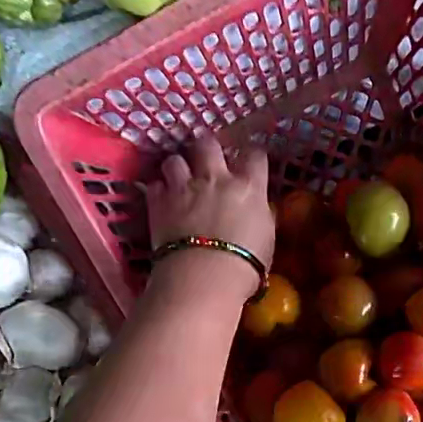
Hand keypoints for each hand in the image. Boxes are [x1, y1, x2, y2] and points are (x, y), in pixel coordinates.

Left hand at [147, 135, 274, 276]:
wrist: (206, 277)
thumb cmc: (246, 265)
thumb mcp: (267, 238)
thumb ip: (261, 214)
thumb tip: (258, 206)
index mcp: (248, 187)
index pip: (255, 155)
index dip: (252, 155)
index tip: (250, 162)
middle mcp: (215, 178)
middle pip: (209, 144)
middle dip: (207, 148)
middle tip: (207, 161)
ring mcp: (184, 187)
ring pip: (175, 159)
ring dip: (178, 167)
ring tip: (179, 179)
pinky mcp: (159, 202)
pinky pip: (155, 185)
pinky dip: (159, 191)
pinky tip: (163, 201)